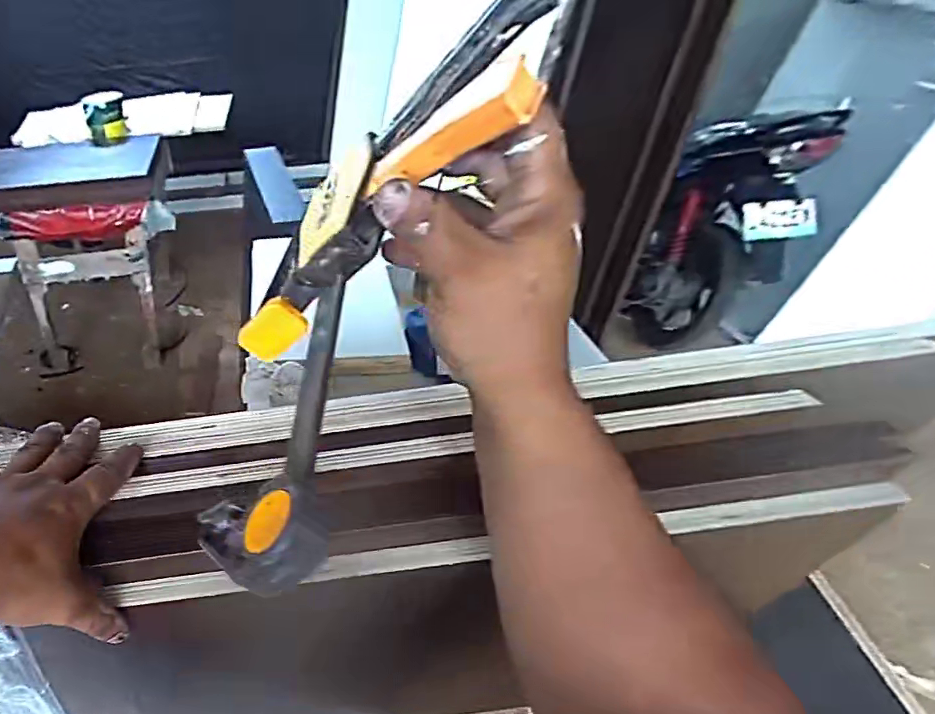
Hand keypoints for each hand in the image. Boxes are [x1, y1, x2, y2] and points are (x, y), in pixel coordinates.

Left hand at [0, 418, 143, 643]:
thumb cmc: (11, 586)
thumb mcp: (63, 606)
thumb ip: (95, 616)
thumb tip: (120, 630)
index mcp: (65, 510)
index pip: (102, 480)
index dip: (120, 464)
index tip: (131, 448)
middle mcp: (35, 488)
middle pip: (67, 456)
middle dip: (83, 440)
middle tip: (92, 424)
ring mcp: (0, 485)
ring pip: (29, 453)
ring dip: (43, 439)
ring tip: (53, 426)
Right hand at [373, 104, 583, 398]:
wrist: (508, 381)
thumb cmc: (506, 333)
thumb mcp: (461, 270)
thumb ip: (424, 226)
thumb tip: (393, 192)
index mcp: (544, 201)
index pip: (529, 127)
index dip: (491, 110)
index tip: (445, 113)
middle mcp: (529, 214)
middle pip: (489, 161)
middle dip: (443, 159)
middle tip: (404, 160)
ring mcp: (506, 239)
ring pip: (465, 200)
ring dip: (427, 200)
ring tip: (391, 203)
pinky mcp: (483, 264)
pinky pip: (452, 234)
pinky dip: (425, 233)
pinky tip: (397, 242)